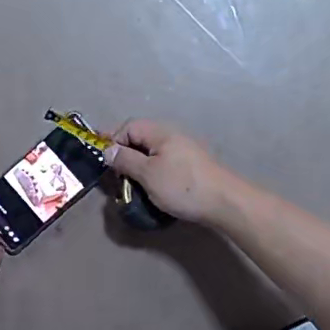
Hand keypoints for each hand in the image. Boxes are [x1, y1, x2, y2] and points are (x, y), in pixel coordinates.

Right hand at [104, 119, 244, 225]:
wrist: (225, 202)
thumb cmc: (182, 186)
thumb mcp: (147, 174)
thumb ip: (125, 160)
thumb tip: (107, 149)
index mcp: (161, 132)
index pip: (129, 127)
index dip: (113, 141)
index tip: (105, 162)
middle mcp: (172, 136)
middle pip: (140, 138)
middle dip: (124, 154)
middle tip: (115, 175)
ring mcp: (183, 150)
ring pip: (151, 152)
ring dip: (138, 165)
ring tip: (131, 183)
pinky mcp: (190, 166)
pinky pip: (163, 162)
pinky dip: (152, 172)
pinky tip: (151, 187)